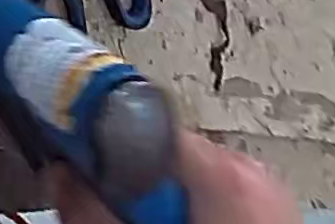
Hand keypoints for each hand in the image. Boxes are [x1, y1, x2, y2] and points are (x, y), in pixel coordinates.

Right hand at [52, 132, 300, 223]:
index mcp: (223, 172)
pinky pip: (215, 196)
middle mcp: (250, 171)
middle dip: (134, 180)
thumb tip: (60, 175)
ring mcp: (267, 195)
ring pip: (186, 175)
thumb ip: (93, 212)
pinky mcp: (274, 215)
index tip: (81, 160)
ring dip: (162, 199)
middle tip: (123, 219)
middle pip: (162, 149)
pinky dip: (194, 212)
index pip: (142, 121)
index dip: (105, 141)